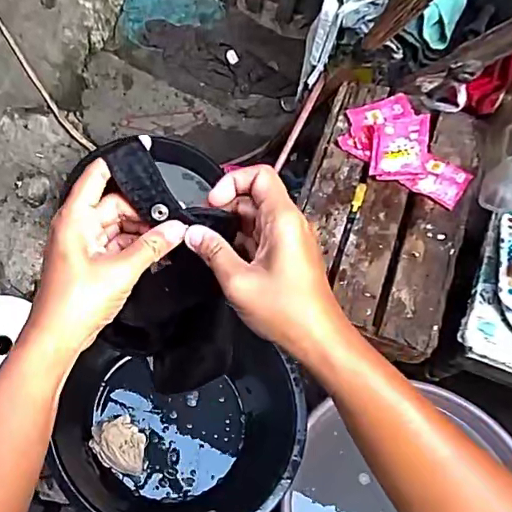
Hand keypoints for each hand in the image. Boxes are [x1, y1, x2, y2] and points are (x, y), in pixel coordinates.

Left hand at [25, 158, 185, 362]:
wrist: (57, 337)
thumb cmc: (71, 305)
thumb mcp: (122, 270)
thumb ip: (152, 246)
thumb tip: (173, 230)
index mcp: (74, 218)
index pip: (98, 175)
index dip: (121, 163)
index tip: (142, 154)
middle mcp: (74, 227)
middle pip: (113, 203)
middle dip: (140, 212)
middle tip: (165, 223)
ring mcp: (79, 244)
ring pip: (115, 226)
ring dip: (137, 233)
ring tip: (160, 243)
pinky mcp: (86, 262)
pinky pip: (112, 244)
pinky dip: (130, 248)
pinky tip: (148, 256)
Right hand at [182, 165, 351, 360]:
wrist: (316, 336)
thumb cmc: (291, 312)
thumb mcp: (238, 281)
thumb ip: (212, 252)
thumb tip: (195, 234)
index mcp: (283, 221)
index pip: (259, 175)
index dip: (231, 181)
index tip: (213, 202)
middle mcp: (291, 225)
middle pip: (255, 195)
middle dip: (227, 207)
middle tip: (207, 228)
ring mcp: (291, 239)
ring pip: (257, 217)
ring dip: (233, 227)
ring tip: (216, 249)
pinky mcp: (289, 254)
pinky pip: (262, 236)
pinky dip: (243, 242)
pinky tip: (231, 262)